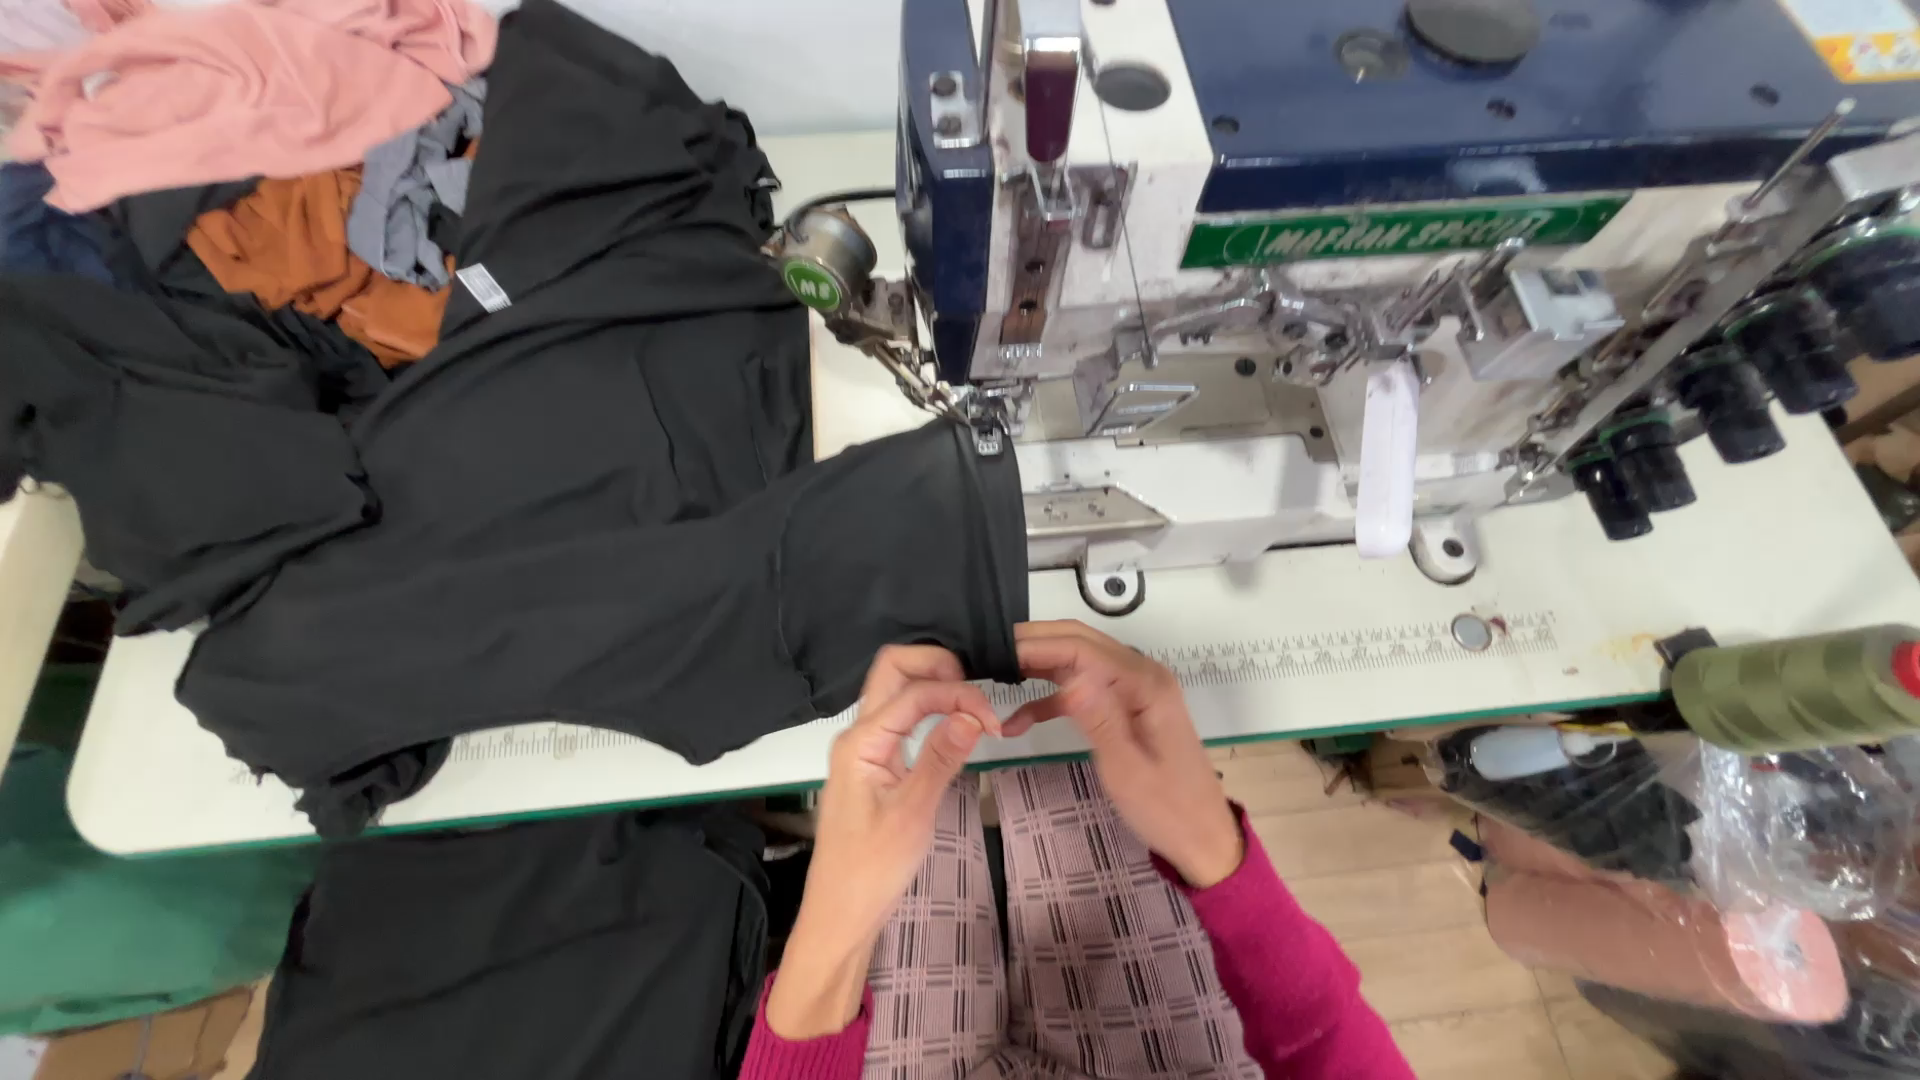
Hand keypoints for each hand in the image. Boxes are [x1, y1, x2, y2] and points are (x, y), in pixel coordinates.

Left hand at [767, 645, 998, 1038]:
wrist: (841, 914)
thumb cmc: (872, 868)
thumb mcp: (913, 813)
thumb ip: (942, 758)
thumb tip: (972, 714)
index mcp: (861, 740)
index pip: (915, 692)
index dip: (958, 695)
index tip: (993, 723)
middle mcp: (859, 733)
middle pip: (894, 670)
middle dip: (938, 666)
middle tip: (977, 695)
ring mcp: (866, 746)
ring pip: (897, 690)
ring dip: (935, 684)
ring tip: (973, 706)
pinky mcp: (876, 762)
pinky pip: (902, 717)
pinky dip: (930, 708)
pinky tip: (954, 724)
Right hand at [1010, 620, 1243, 887]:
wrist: (1202, 837)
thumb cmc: (1167, 809)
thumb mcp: (1127, 770)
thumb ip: (1097, 720)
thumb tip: (1069, 679)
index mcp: (1145, 683)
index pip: (1081, 647)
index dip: (1035, 645)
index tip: (992, 651)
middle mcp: (1140, 674)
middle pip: (1078, 641)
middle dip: (1032, 644)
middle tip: (985, 654)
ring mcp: (1132, 688)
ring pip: (1076, 659)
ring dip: (1037, 666)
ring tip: (993, 674)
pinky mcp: (1123, 705)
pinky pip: (1081, 688)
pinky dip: (1050, 699)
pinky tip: (1017, 720)